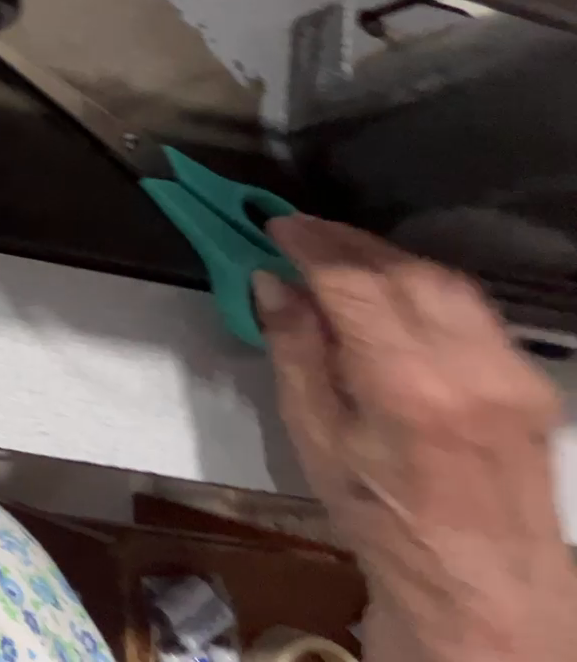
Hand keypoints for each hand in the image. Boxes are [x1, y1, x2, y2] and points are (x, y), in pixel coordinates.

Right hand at [257, 216, 575, 661]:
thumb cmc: (373, 507)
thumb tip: (273, 282)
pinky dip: (420, 282)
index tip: (275, 225)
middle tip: (297, 231)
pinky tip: (385, 287)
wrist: (480, 578)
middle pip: (410, 273)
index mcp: (408, 387)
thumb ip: (294, 347)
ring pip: (449, 283)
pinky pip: (472, 308)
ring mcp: (514, 374)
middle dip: (348, 242)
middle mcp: (473, 370)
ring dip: (386, 256)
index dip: (313, 245)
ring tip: (334, 251)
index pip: (358, 284)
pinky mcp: (531, 380)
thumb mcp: (310, 429)